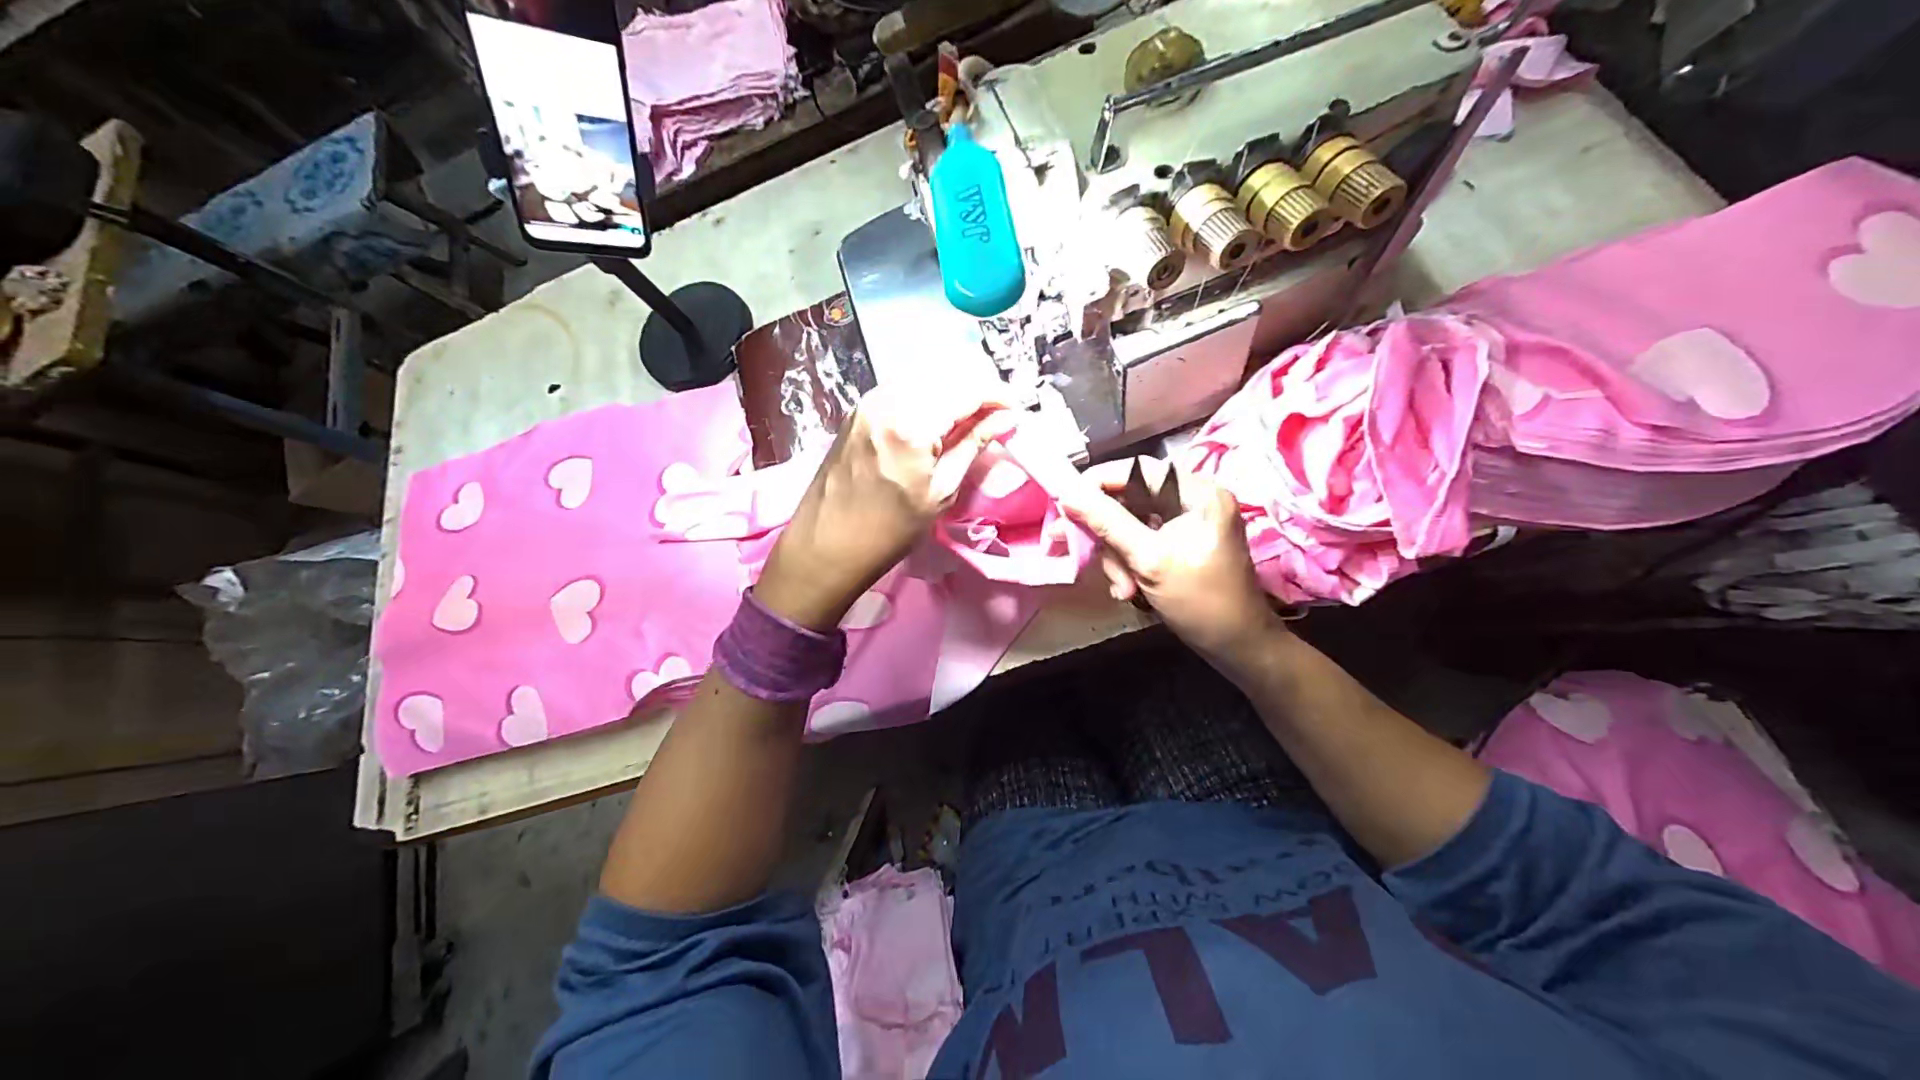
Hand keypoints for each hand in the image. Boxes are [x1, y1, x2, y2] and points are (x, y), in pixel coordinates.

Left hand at [755, 381, 1014, 628]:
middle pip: (944, 374)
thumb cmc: (889, 530)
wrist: (826, 545)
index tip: (1016, 409)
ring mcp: (867, 402)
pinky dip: (926, 393)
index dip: (997, 394)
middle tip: (996, 414)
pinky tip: (938, 417)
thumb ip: (973, 445)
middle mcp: (886, 400)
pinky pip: (901, 387)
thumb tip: (1005, 418)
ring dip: (951, 388)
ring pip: (922, 376)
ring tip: (970, 417)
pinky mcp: (857, 410)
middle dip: (975, 388)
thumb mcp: (941, 491)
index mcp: (911, 423)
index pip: (966, 388)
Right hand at [1059, 457, 1283, 669]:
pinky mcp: (1180, 543)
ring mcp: (1187, 522)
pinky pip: (1141, 541)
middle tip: (1078, 551)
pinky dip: (1128, 563)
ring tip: (1121, 588)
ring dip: (1116, 557)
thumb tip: (1068, 496)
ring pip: (1130, 524)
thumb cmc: (1201, 602)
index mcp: (1198, 494)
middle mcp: (1193, 500)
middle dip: (1106, 533)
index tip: (1066, 504)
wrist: (1237, 647)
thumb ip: (1107, 523)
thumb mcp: (1149, 560)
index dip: (1097, 483)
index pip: (1137, 470)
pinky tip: (1127, 589)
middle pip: (1129, 498)